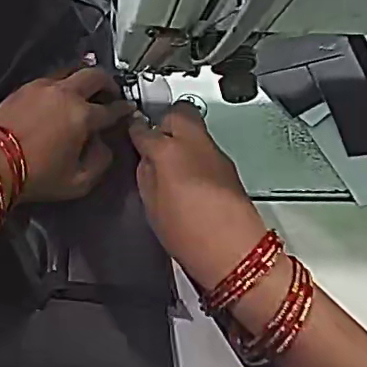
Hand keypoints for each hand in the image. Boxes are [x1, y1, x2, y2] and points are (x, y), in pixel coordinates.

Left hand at [0, 64, 134, 202]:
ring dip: (83, 78)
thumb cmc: (35, 176)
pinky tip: (59, 95)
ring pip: (71, 70)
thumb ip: (100, 161)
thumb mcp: (78, 182)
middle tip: (111, 93)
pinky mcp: (23, 88)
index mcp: (82, 115)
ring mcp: (41, 87)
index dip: (123, 110)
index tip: (127, 110)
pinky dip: (61, 83)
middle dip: (109, 83)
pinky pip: (50, 78)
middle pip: (95, 75)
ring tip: (86, 90)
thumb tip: (102, 145)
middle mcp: (64, 94)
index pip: (111, 109)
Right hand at [128, 101, 270, 286]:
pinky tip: (187, 173)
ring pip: (194, 127)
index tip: (132, 133)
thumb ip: (145, 173)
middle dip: (163, 121)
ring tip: (170, 158)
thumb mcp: (151, 205)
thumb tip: (145, 160)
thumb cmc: (192, 235)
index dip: (134, 130)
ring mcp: (215, 153)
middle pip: (176, 113)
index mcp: (168, 151)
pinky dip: (195, 152)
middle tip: (153, 137)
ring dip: (181, 136)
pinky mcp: (228, 166)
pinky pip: (206, 147)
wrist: (234, 253)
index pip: (143, 129)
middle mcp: (194, 145)